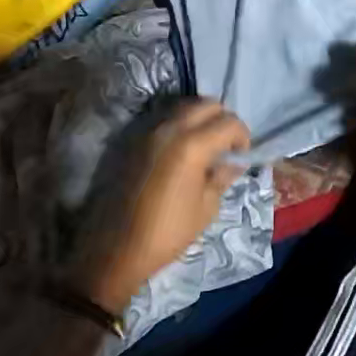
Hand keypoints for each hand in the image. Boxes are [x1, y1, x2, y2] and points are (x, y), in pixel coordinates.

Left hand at [76, 99, 249, 311]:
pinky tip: (179, 152)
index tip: (240, 155)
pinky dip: (179, 126)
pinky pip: (163, 120)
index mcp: (192, 146)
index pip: (229, 123)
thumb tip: (233, 161)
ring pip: (183, 107)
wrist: (113, 251)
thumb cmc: (166, 233)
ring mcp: (147, 132)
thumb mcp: (206, 208)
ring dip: (199, 119)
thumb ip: (222, 176)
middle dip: (222, 120)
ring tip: (203, 146)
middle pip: (206, 104)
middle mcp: (169, 129)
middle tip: (225, 146)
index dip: (242, 136)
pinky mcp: (131, 141)